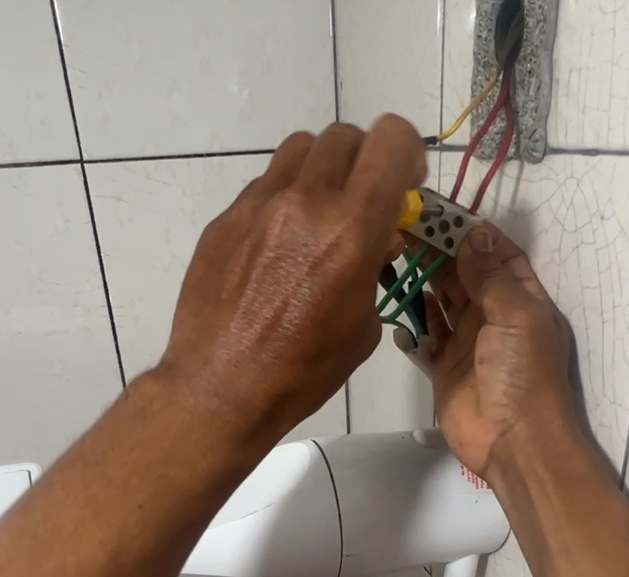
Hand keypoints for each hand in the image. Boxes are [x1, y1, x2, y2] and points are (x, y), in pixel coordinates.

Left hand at [159, 117, 425, 445]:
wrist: (222, 387)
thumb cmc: (303, 372)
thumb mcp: (362, 328)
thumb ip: (375, 270)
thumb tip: (376, 241)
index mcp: (350, 231)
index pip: (391, 141)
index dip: (407, 152)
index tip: (404, 182)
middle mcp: (304, 203)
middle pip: (344, 137)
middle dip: (364, 162)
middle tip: (362, 202)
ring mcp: (257, 206)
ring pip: (300, 150)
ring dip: (320, 171)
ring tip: (318, 216)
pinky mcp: (225, 219)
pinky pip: (264, 186)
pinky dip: (283, 201)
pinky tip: (277, 247)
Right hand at [414, 224, 580, 478]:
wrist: (512, 439)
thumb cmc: (522, 374)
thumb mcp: (515, 315)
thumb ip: (491, 276)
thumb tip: (472, 235)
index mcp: (520, 299)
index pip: (497, 254)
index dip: (471, 233)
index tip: (439, 212)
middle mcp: (494, 315)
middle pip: (464, 273)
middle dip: (439, 251)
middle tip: (405, 226)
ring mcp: (467, 342)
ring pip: (442, 301)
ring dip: (423, 279)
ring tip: (394, 253)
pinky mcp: (444, 366)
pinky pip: (427, 335)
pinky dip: (415, 318)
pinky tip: (399, 297)